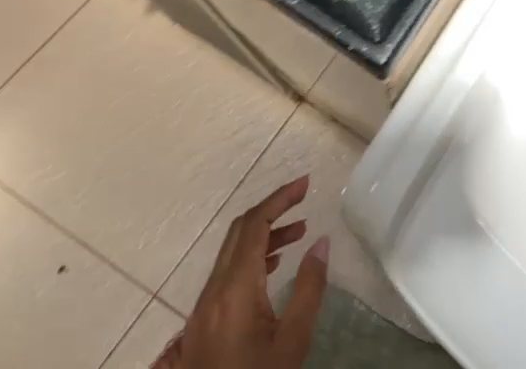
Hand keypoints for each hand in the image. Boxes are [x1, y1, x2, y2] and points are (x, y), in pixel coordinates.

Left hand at [153, 175, 329, 368]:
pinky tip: (275, 265)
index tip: (306, 184)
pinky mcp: (204, 322)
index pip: (255, 226)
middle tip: (304, 197)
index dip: (280, 199)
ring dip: (264, 234)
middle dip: (272, 208)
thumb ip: (309, 288)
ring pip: (232, 252)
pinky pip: (227, 272)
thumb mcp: (293, 340)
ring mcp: (204, 306)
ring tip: (300, 232)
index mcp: (236, 288)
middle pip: (239, 232)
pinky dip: (252, 256)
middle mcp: (214, 290)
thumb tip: (321, 242)